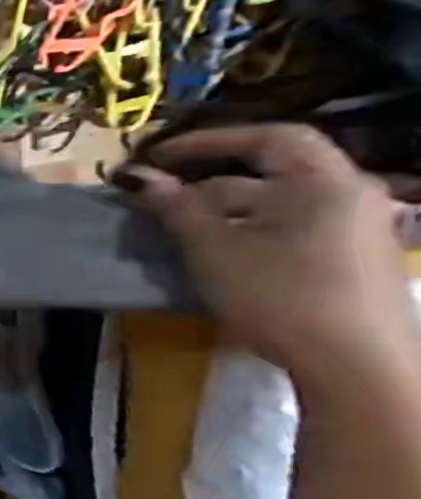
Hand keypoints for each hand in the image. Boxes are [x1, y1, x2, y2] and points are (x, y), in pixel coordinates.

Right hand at [129, 124, 416, 375]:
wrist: (354, 361)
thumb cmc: (278, 293)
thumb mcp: (212, 247)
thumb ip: (176, 207)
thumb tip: (139, 177)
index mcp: (324, 183)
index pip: (270, 137)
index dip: (209, 140)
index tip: (158, 155)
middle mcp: (350, 195)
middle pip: (271, 172)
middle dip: (208, 183)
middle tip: (158, 200)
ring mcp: (358, 226)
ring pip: (278, 201)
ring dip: (224, 209)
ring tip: (180, 229)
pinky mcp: (354, 255)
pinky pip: (294, 224)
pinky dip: (250, 227)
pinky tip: (220, 251)